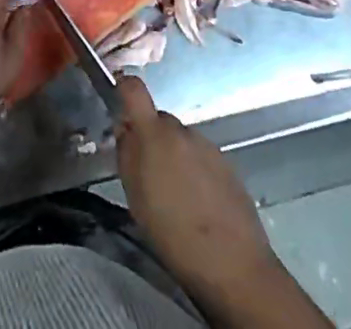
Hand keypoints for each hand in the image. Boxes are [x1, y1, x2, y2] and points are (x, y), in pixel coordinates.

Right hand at [114, 75, 279, 291]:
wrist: (233, 264)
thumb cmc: (172, 232)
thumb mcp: (135, 197)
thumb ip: (127, 155)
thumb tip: (125, 129)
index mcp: (156, 134)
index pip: (135, 91)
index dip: (123, 86)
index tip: (117, 95)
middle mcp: (184, 131)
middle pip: (160, 121)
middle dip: (150, 137)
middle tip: (146, 173)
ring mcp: (209, 147)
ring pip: (181, 141)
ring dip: (173, 156)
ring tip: (173, 195)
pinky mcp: (228, 165)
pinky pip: (201, 157)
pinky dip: (193, 171)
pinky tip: (195, 203)